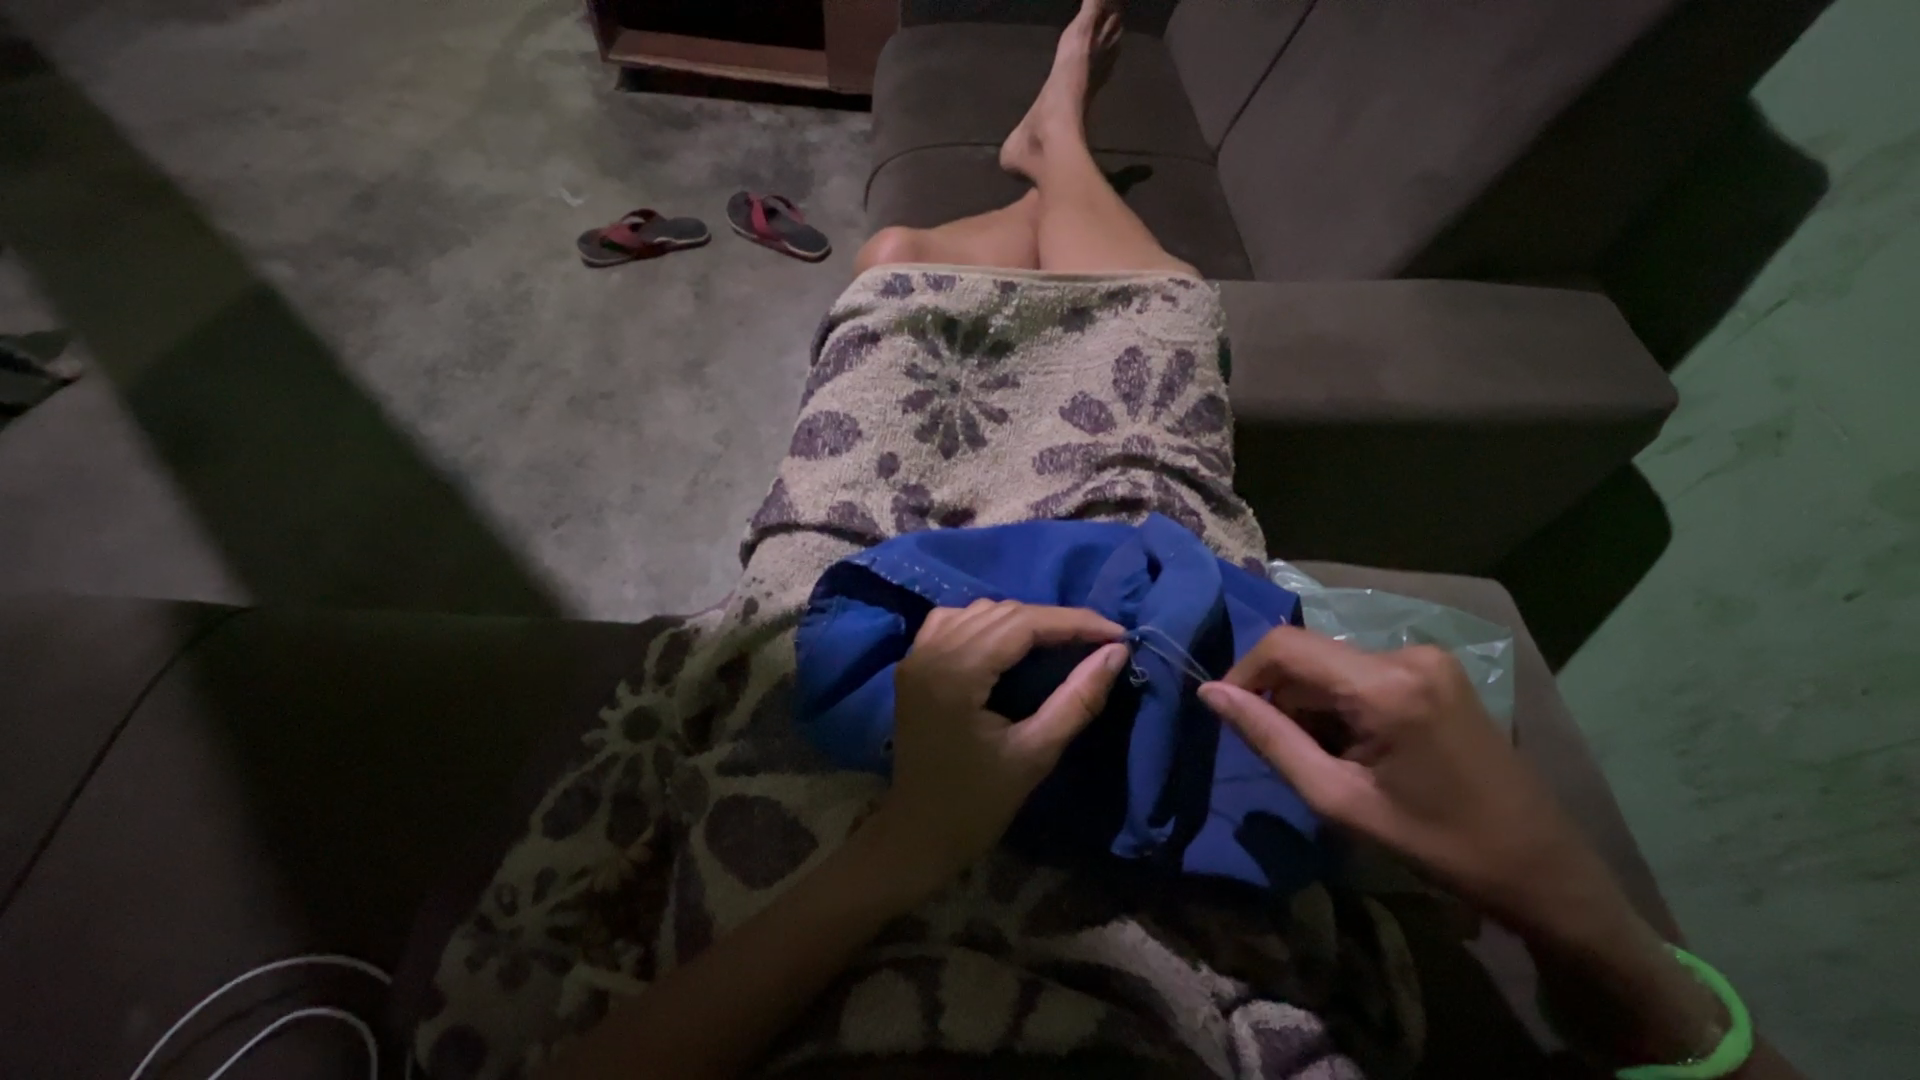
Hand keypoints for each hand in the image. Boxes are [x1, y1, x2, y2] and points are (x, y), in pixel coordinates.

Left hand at [883, 599, 1128, 886]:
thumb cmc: (978, 803)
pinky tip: (1009, 642)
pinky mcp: (913, 665)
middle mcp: (931, 651)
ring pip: (978, 613)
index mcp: (956, 672)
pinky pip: (952, 622)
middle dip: (1054, 621)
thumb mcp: (1036, 753)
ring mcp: (916, 655)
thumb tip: (1116, 653)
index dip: (1074, 622)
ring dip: (1022, 620)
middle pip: (1002, 613)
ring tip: (1063, 641)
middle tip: (1099, 641)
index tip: (1118, 632)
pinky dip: (986, 623)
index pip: (1022, 623)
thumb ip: (1077, 699)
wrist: (919, 835)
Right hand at [1197, 627, 1613, 932]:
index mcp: (1387, 684)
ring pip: (1331, 667)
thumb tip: (1209, 694)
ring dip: (1312, 707)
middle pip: (1309, 656)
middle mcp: (1407, 653)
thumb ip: (1269, 739)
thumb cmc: (1436, 844)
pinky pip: (1361, 674)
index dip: (1243, 674)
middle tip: (1288, 758)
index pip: (1285, 646)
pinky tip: (1358, 749)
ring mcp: (1427, 658)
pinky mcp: (1436, 670)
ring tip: (1330, 762)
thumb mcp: (1338, 799)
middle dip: (1282, 700)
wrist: (1540, 867)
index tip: (1227, 716)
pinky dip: (1341, 706)